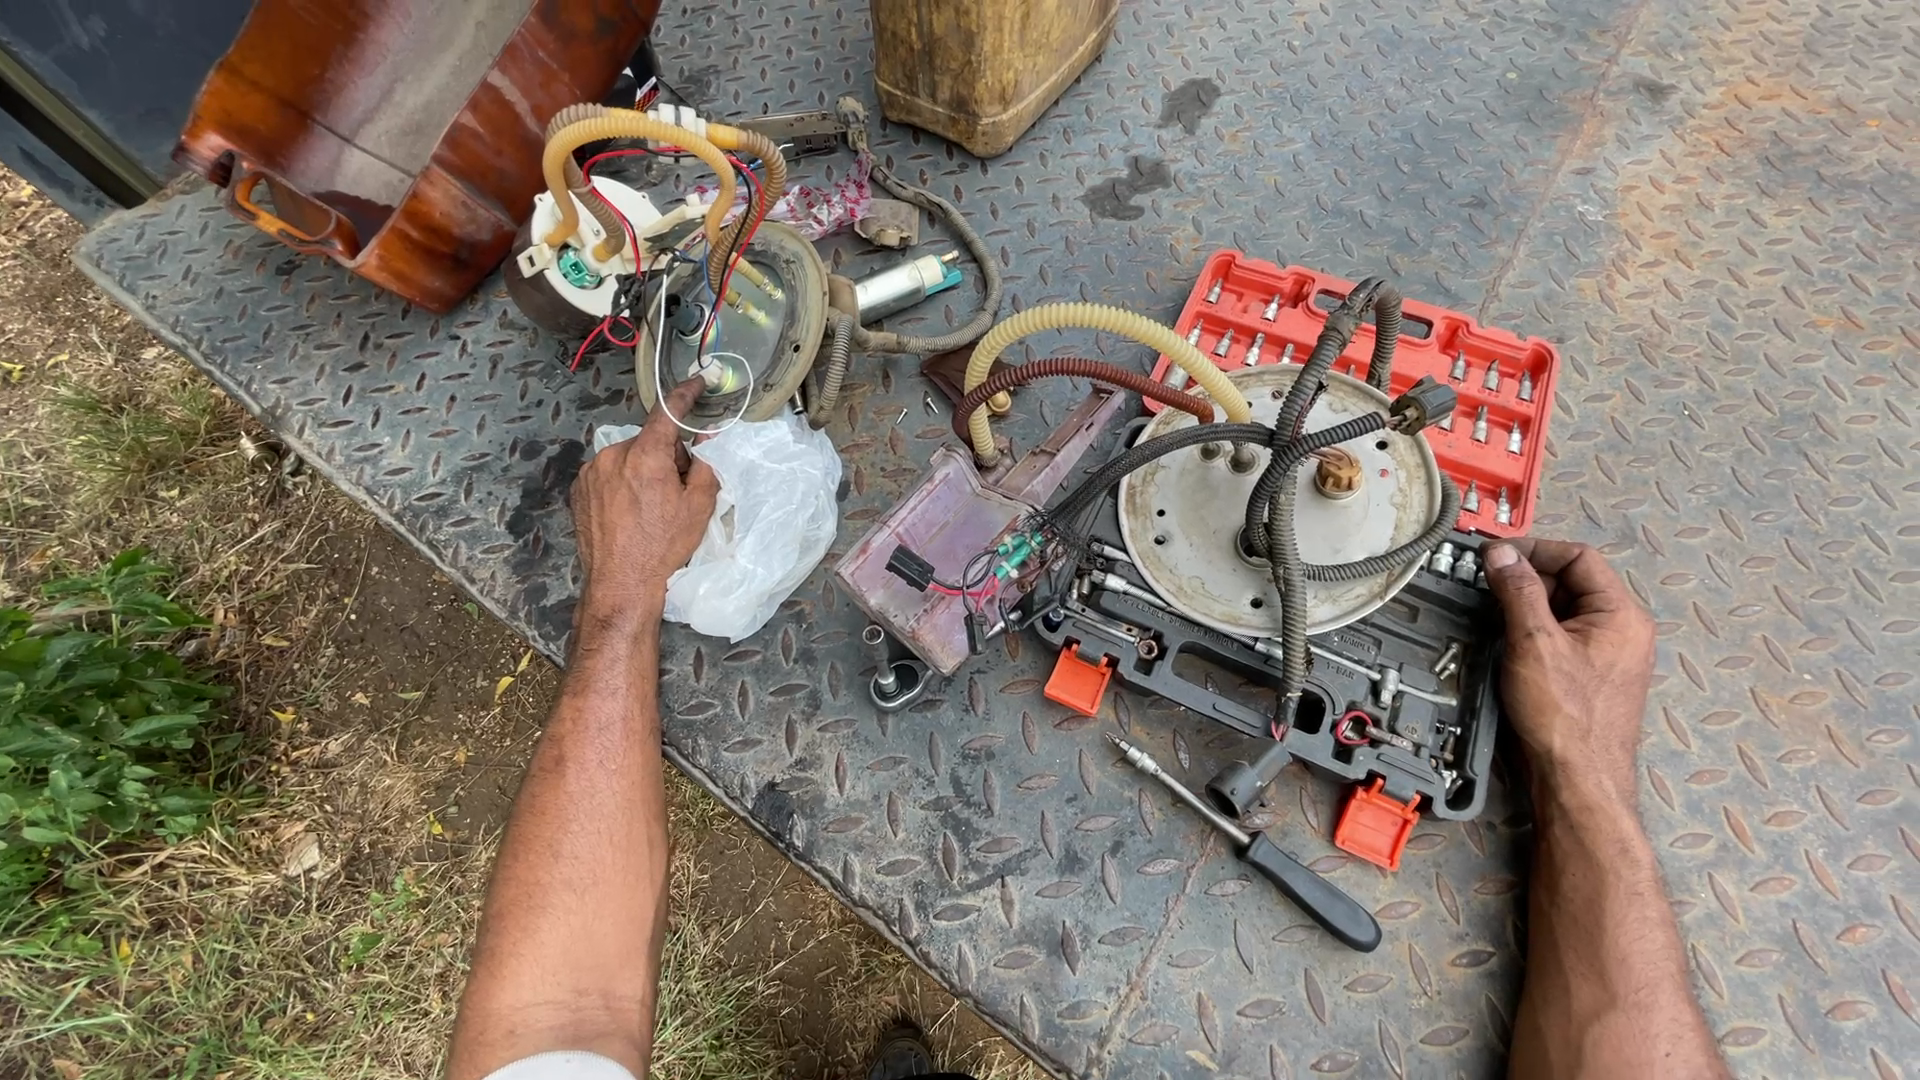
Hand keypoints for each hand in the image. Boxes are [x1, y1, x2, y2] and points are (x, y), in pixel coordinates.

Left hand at [571, 378, 719, 634]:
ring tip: (652, 507)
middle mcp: (612, 456)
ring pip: (628, 459)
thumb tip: (706, 440)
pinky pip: (609, 475)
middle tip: (679, 489)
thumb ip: (706, 465)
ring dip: (644, 470)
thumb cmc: (664, 546)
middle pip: (649, 441)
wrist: (621, 583)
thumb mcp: (699, 506)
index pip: (667, 412)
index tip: (699, 383)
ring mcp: (591, 473)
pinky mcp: (579, 491)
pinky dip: (624, 484)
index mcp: (645, 455)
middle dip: (668, 456)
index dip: (686, 394)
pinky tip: (631, 513)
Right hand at [1482, 539, 1655, 804]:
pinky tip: (1502, 640)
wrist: (1575, 774)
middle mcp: (1618, 629)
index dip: (1533, 550)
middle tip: (1483, 585)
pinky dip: (1526, 628)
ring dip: (1521, 604)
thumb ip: (1518, 591)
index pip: (1578, 558)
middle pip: (1567, 580)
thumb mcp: (1533, 641)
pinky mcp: (1583, 671)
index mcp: (1620, 615)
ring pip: (1558, 608)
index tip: (1492, 555)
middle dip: (1524, 578)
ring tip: (1489, 615)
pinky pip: (1554, 633)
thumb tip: (1501, 553)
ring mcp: (1602, 651)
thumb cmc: (1563, 713)